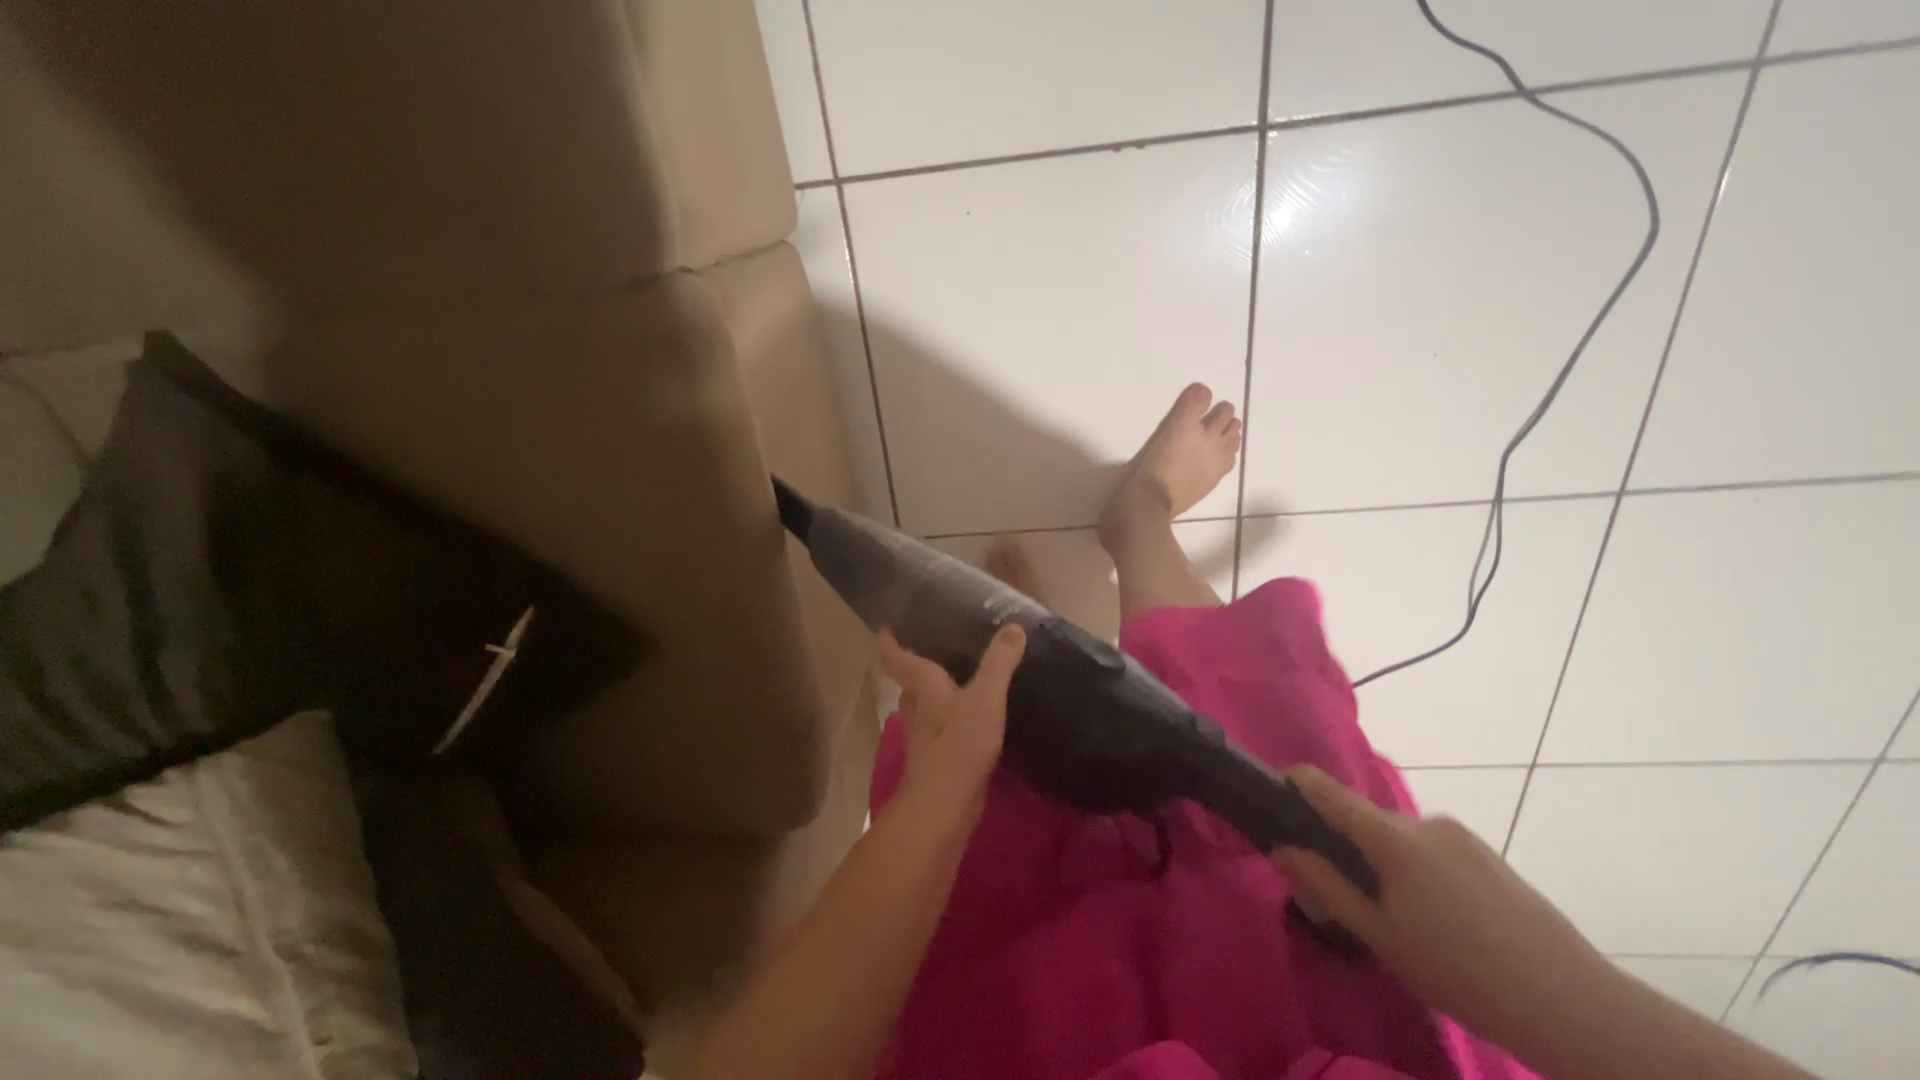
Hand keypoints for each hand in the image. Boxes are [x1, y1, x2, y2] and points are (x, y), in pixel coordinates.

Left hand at [877, 623, 1025, 832]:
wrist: (944, 805)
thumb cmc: (958, 744)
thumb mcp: (985, 698)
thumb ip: (999, 662)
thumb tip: (1014, 626)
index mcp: (921, 684)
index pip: (895, 655)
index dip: (889, 638)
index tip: (888, 622)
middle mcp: (916, 705)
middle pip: (910, 678)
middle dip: (918, 661)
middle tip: (938, 640)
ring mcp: (924, 734)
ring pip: (925, 703)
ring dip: (936, 689)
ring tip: (960, 671)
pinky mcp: (937, 755)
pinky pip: (941, 724)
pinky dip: (951, 713)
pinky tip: (973, 712)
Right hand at [1271, 766, 1619, 1048]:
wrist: (1567, 1000)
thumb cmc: (1457, 970)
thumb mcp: (1379, 935)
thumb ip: (1326, 885)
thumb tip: (1282, 848)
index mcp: (1392, 837)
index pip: (1328, 790)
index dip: (1296, 782)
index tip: (1272, 792)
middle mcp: (1424, 821)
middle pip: (1365, 819)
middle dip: (1343, 843)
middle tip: (1336, 892)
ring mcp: (1461, 835)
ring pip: (1400, 838)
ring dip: (1383, 861)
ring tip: (1393, 915)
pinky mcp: (1487, 854)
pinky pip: (1432, 849)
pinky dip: (1416, 869)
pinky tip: (1435, 917)